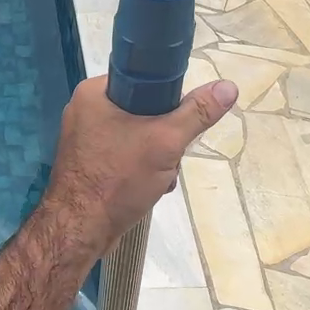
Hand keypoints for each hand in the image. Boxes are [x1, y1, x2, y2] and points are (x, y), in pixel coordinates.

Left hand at [35, 76, 238, 257]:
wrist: (80, 229)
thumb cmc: (117, 177)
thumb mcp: (165, 141)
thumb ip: (197, 113)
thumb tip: (228, 86)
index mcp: (93, 93)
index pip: (140, 79)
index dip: (166, 98)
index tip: (179, 120)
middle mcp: (84, 111)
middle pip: (142, 111)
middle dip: (164, 137)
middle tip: (168, 155)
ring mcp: (84, 139)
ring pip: (137, 137)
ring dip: (157, 158)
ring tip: (159, 176)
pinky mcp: (88, 164)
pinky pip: (124, 156)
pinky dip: (141, 171)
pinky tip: (149, 188)